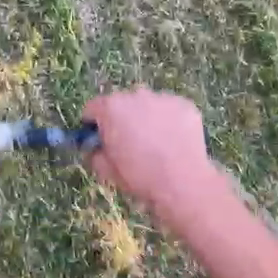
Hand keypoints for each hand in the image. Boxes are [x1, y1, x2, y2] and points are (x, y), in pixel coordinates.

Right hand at [83, 87, 221, 223]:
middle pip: (121, 103)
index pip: (93, 108)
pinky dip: (169, 121)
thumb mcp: (106, 170)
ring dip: (146, 117)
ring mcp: (161, 98)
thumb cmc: (140, 176)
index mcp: (110, 107)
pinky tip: (174, 141)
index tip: (100, 138)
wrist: (183, 183)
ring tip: (156, 142)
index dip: (94, 124)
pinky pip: (170, 110)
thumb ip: (94, 153)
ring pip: (147, 104)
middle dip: (122, 118)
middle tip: (130, 142)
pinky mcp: (184, 105)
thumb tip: (95, 148)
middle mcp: (134, 94)